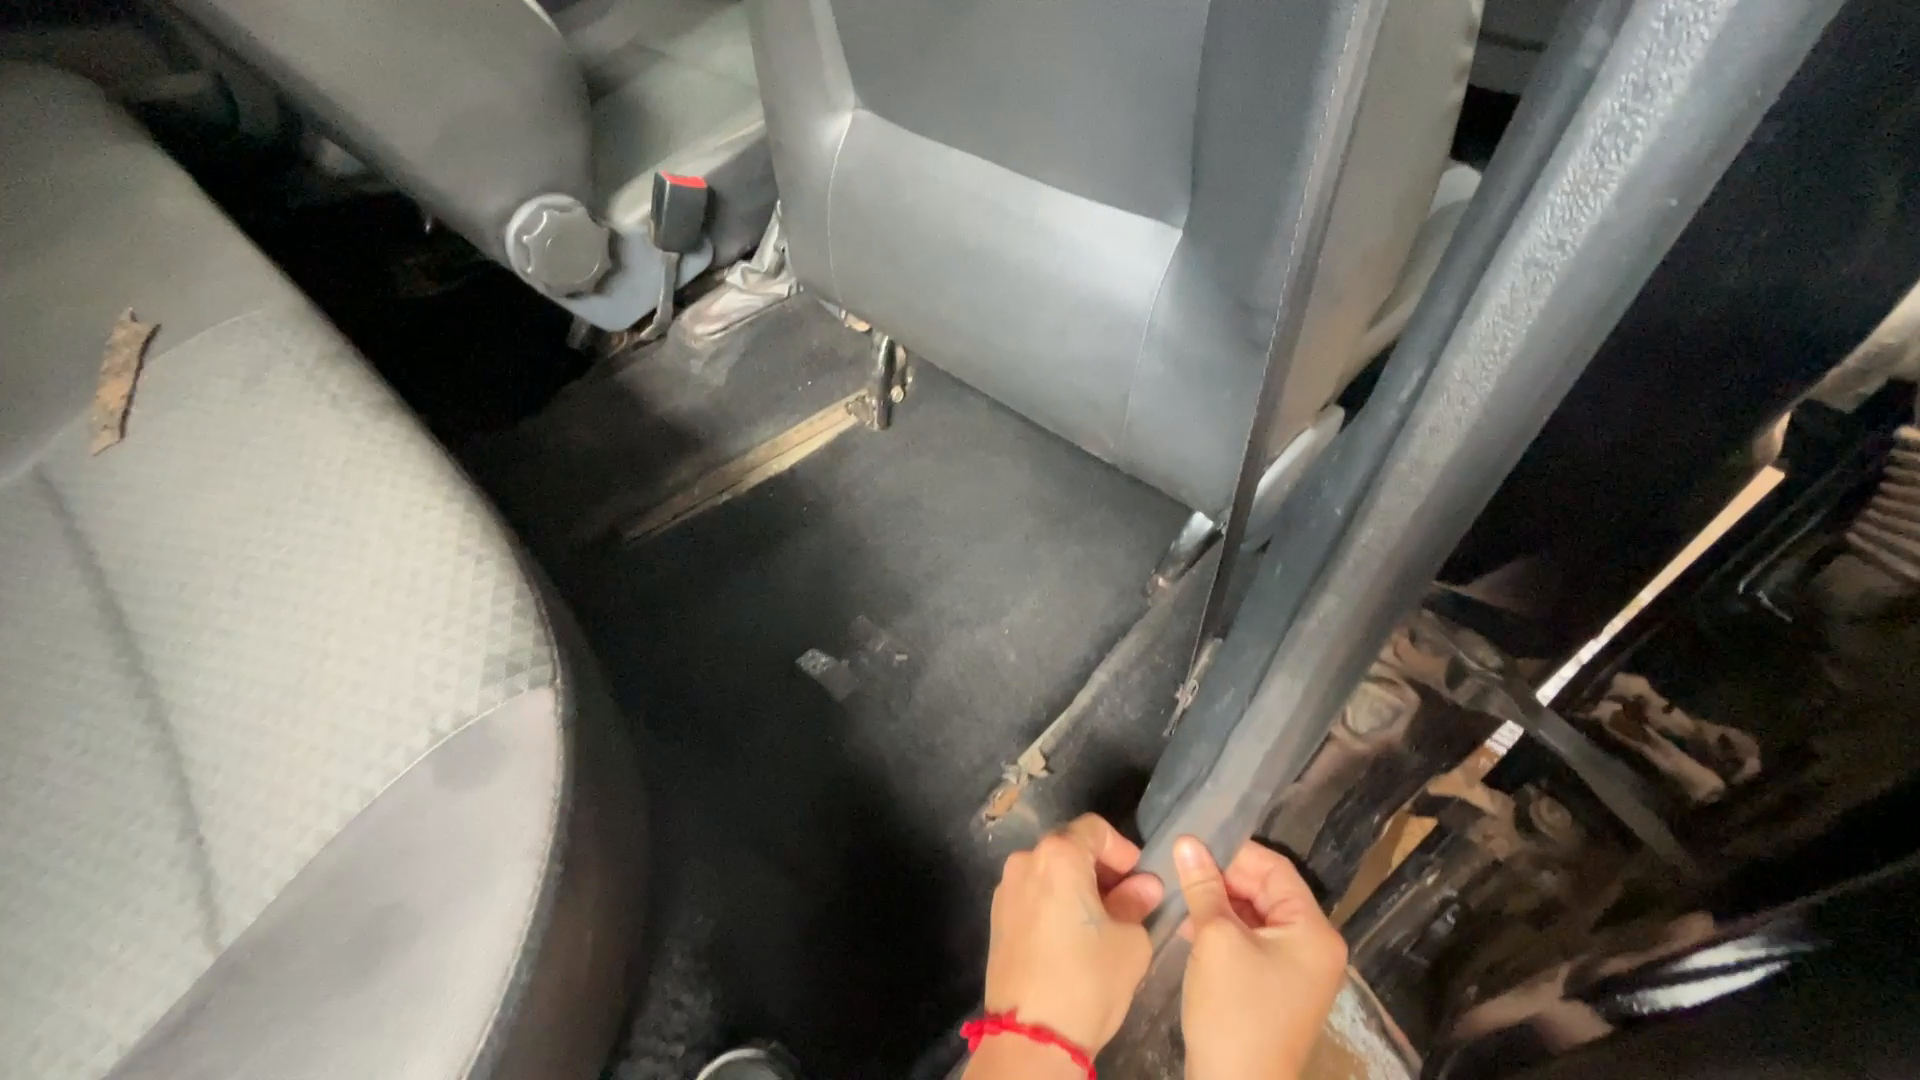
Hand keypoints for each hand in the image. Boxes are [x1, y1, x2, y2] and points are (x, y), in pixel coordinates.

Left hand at [979, 814, 1165, 1056]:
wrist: (1030, 1036)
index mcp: (1058, 856)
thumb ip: (1137, 904)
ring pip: (1050, 872)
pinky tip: (1074, 936)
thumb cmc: (1087, 980)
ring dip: (1078, 886)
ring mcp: (1006, 889)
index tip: (1139, 877)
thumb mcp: (1129, 942)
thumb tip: (1145, 887)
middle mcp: (1026, 861)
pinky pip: (1034, 894)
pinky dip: (1056, 902)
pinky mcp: (997, 917)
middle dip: (1101, 869)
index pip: (1095, 829)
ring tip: (1103, 921)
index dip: (1122, 849)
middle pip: (1070, 848)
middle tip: (1128, 900)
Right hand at [1174, 836, 1347, 1079]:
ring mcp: (1298, 969)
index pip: (1274, 868)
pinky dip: (1223, 929)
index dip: (1232, 853)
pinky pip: (1252, 940)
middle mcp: (1314, 945)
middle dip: (1222, 878)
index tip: (1191, 845)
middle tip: (1179, 869)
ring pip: (1254, 915)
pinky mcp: (1277, 986)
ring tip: (1179, 895)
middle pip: (1265, 890)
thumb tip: (1187, 840)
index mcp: (1313, 930)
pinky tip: (1190, 926)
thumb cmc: (1234, 1009)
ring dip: (1218, 903)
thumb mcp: (1215, 937)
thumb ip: (1203, 885)